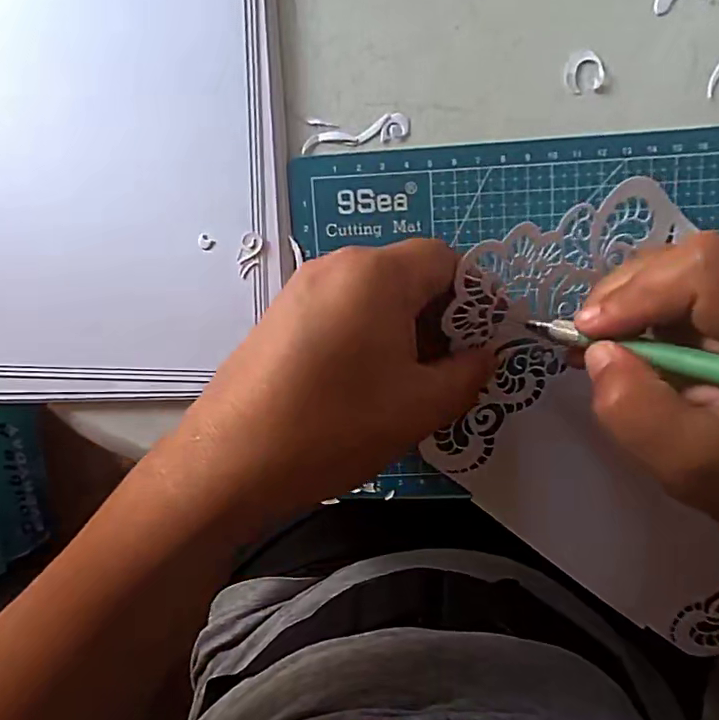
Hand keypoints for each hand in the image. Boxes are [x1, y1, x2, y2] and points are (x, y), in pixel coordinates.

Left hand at [149, 239, 493, 526]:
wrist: (232, 460)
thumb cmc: (335, 427)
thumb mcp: (420, 406)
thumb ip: (468, 373)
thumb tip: (483, 355)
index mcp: (376, 274)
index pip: (446, 258)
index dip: (476, 295)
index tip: (486, 339)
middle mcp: (336, 266)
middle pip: (407, 274)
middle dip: (440, 316)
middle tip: (452, 369)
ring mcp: (300, 289)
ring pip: (373, 296)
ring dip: (404, 329)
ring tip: (410, 383)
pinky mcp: (279, 317)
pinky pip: (340, 312)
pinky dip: (367, 336)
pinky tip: (364, 385)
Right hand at [575, 233, 718, 538]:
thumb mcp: (683, 461)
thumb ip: (638, 411)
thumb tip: (598, 352)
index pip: (710, 272)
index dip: (641, 292)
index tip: (592, 334)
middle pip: (685, 260)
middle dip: (622, 295)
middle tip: (585, 343)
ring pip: (667, 266)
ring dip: (618, 301)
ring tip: (595, 347)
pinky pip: (662, 283)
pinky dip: (624, 308)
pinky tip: (611, 342)